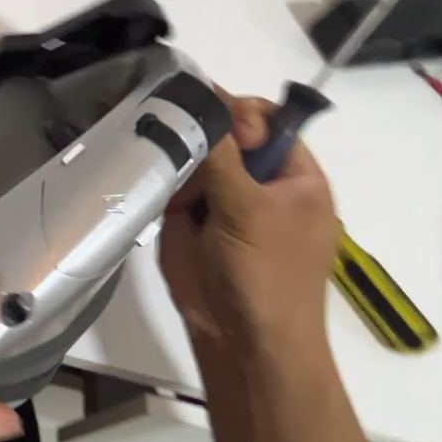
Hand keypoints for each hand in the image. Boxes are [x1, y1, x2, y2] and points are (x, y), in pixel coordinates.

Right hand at [159, 92, 340, 358]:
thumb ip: (224, 156)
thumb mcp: (250, 210)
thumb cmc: (266, 275)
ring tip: (159, 153)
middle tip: (183, 140)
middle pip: (226, 133)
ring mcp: (221, 200)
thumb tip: (204, 101)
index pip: (269, 120)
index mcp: (294, 176)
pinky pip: (173, 182)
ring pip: (195, 156)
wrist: (240, 340)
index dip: (242, 115)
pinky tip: (148, 167)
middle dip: (203, 131)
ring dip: (178, 152)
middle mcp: (258, 181)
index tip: (220, 128)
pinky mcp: (188, 218)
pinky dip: (160, 175)